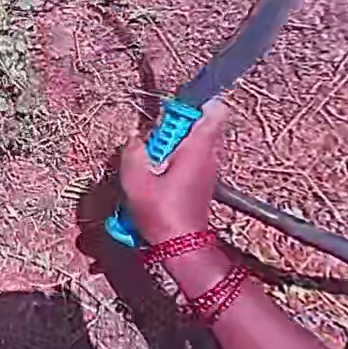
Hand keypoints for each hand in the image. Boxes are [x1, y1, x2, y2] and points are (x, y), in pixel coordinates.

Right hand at [119, 97, 228, 242]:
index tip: (170, 113)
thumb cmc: (162, 213)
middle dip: (176, 126)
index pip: (214, 108)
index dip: (193, 103)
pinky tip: (158, 175)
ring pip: (196, 140)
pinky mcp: (203, 180)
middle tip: (155, 142)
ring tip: (154, 160)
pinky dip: (176, 159)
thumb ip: (133, 152)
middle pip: (201, 123)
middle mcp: (210, 154)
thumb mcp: (136, 180)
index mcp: (198, 147)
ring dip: (174, 144)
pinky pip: (192, 157)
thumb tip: (134, 139)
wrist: (181, 245)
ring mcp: (209, 168)